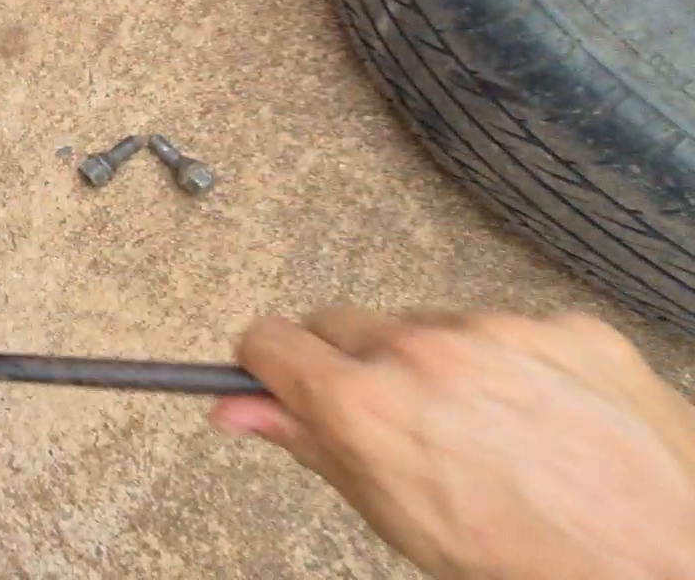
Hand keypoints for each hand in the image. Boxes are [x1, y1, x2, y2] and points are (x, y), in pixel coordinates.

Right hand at [212, 307, 694, 579]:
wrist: (678, 579)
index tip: (288, 382)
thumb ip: (303, 441)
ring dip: (435, 359)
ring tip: (492, 424)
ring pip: (422, 324)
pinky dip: (515, 362)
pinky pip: (509, 328)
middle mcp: (416, 349)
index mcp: (361, 399)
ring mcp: (497, 333)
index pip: (265, 338)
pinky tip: (550, 414)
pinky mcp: (569, 330)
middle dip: (352, 361)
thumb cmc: (524, 562)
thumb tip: (228, 408)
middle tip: (401, 416)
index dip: (271, 365)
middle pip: (337, 322)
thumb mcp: (393, 513)